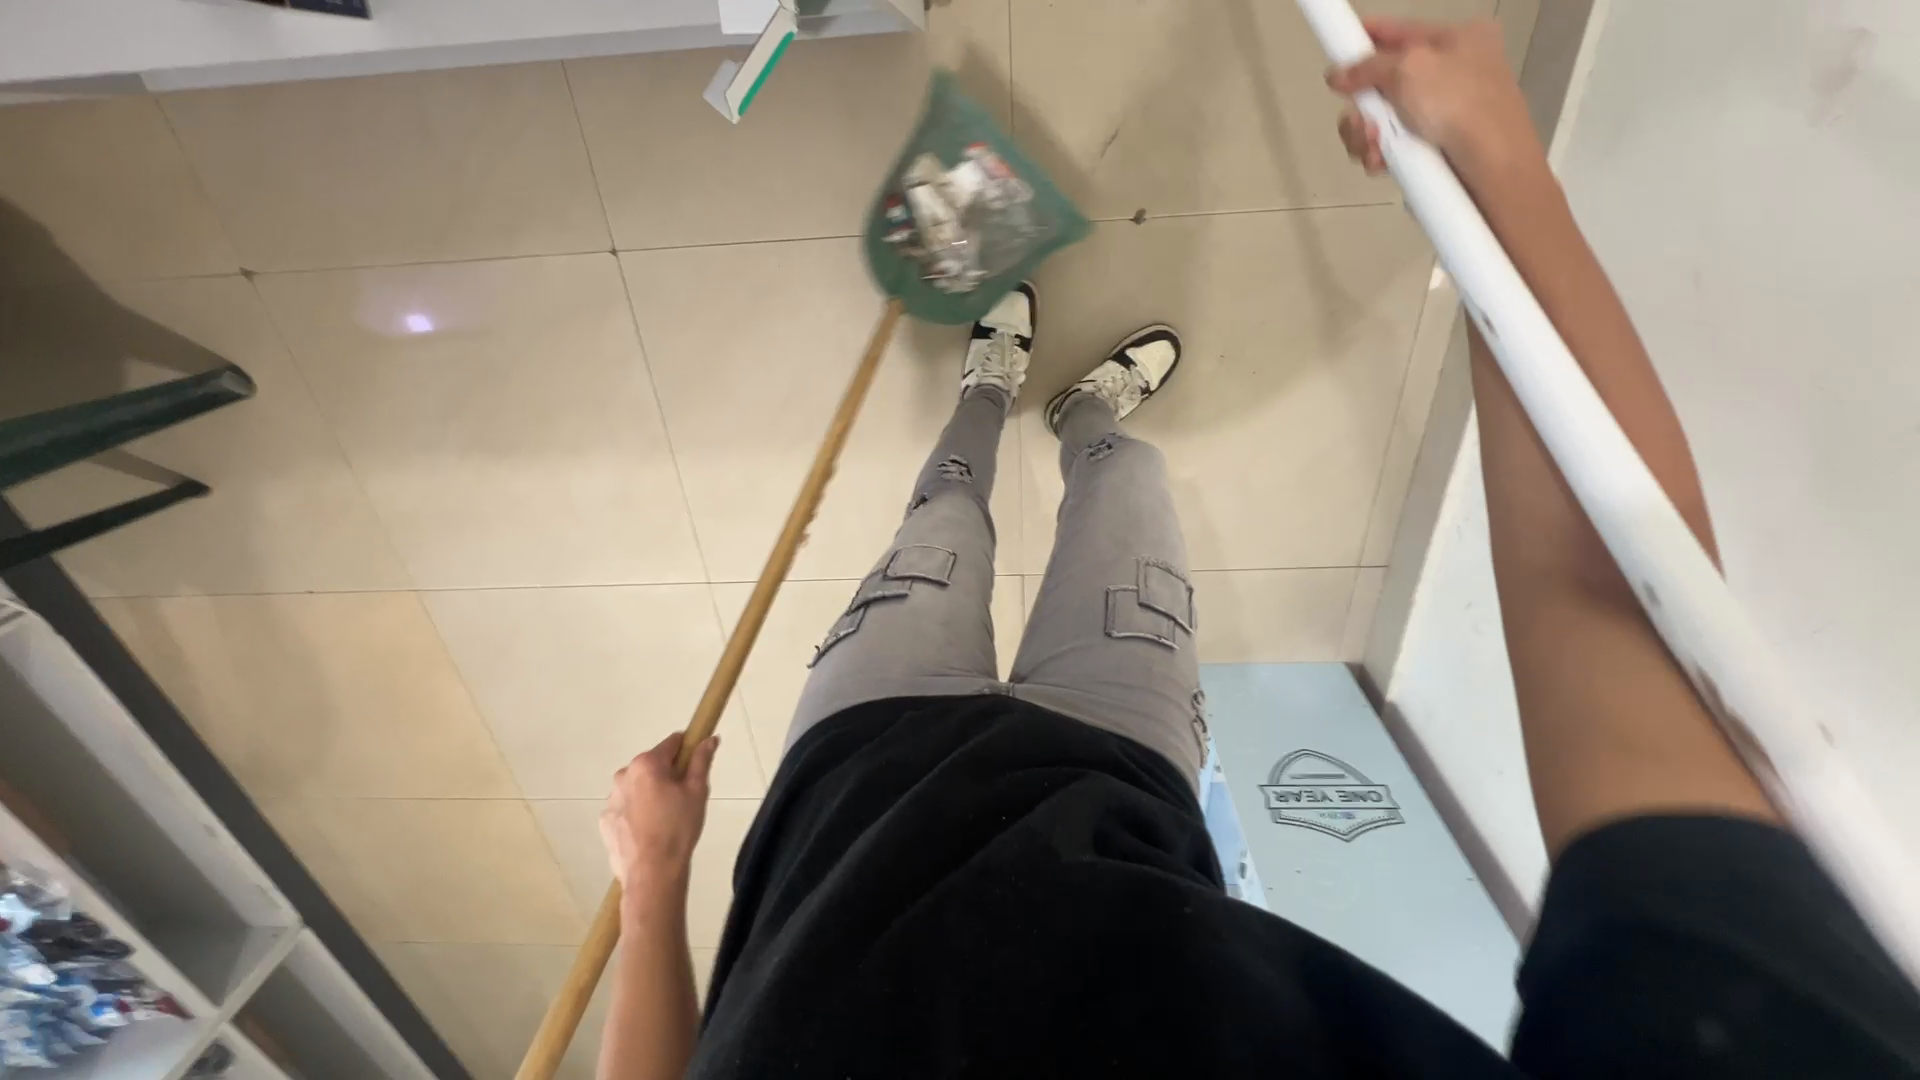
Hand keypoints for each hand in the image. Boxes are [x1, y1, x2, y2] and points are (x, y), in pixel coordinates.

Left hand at [600, 732, 719, 890]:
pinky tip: (649, 831)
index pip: (672, 743)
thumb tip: (709, 738)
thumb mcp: (697, 791)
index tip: (695, 767)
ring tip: (665, 819)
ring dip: (650, 793)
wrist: (651, 873)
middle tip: (682, 798)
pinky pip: (626, 807)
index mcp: (647, 764)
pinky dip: (637, 812)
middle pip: (652, 765)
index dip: (687, 751)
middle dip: (667, 775)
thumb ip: (701, 761)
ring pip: (637, 787)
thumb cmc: (678, 827)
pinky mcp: (605, 821)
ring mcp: (611, 799)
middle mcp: (623, 775)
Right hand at [1326, 17, 1539, 177]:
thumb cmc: (1457, 102)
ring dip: (1364, 136)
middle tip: (1357, 121)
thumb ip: (1368, 67)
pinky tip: (1380, 161)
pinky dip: (1379, 155)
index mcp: (1455, 40)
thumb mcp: (1410, 69)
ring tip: (1371, 147)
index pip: (1401, 32)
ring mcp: (1440, 114)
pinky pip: (1390, 147)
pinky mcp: (1430, 149)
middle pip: (1383, 85)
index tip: (1338, 44)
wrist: (1490, 161)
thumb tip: (1336, 74)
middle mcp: (1448, 74)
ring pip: (1381, 121)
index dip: (1367, 37)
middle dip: (1361, 107)